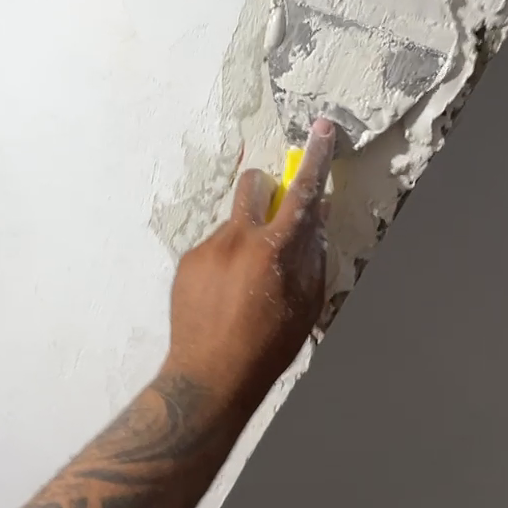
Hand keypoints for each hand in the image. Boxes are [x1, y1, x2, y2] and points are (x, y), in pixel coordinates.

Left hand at [165, 118, 338, 407]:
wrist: (208, 378)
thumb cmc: (267, 348)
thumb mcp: (306, 304)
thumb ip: (312, 253)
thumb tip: (316, 216)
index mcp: (274, 249)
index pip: (302, 192)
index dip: (315, 158)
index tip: (320, 129)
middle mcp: (238, 239)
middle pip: (252, 185)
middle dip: (266, 191)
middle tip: (273, 223)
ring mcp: (207, 248)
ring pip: (234, 223)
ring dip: (246, 239)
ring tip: (246, 286)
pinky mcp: (187, 262)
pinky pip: (214, 247)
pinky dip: (226, 261)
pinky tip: (226, 297)